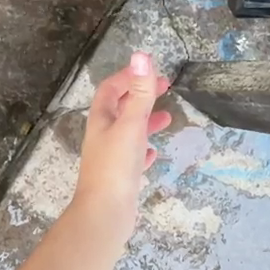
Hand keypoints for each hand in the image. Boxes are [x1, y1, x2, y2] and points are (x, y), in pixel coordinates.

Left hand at [68, 51, 171, 245]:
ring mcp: (110, 158)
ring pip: (128, 133)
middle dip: (141, 96)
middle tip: (165, 88)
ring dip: (146, 122)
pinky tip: (154, 153)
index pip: (111, 89)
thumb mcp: (131, 125)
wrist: (105, 213)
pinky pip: (132, 158)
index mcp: (101, 120)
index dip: (129, 77)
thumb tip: (141, 56)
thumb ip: (139, 93)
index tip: (151, 71)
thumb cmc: (116, 166)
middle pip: (120, 109)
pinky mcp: (119, 178)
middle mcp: (103, 136)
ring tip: (168, 118)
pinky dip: (144, 150)